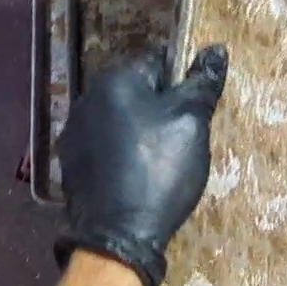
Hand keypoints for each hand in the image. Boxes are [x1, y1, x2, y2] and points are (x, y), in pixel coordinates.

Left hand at [56, 45, 227, 285]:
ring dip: (138, 127)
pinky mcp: (70, 161)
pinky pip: (103, 143)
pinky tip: (135, 173)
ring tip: (159, 158)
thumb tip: (216, 49)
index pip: (157, 59)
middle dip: (159, 104)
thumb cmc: (160, 170)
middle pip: (135, 88)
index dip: (181, 78)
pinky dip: (120, 151)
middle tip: (182, 136)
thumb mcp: (190, 123)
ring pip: (118, 116)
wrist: (118, 235)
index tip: (195, 106)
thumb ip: (202, 83)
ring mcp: (74, 130)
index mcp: (116, 80)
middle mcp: (88, 97)